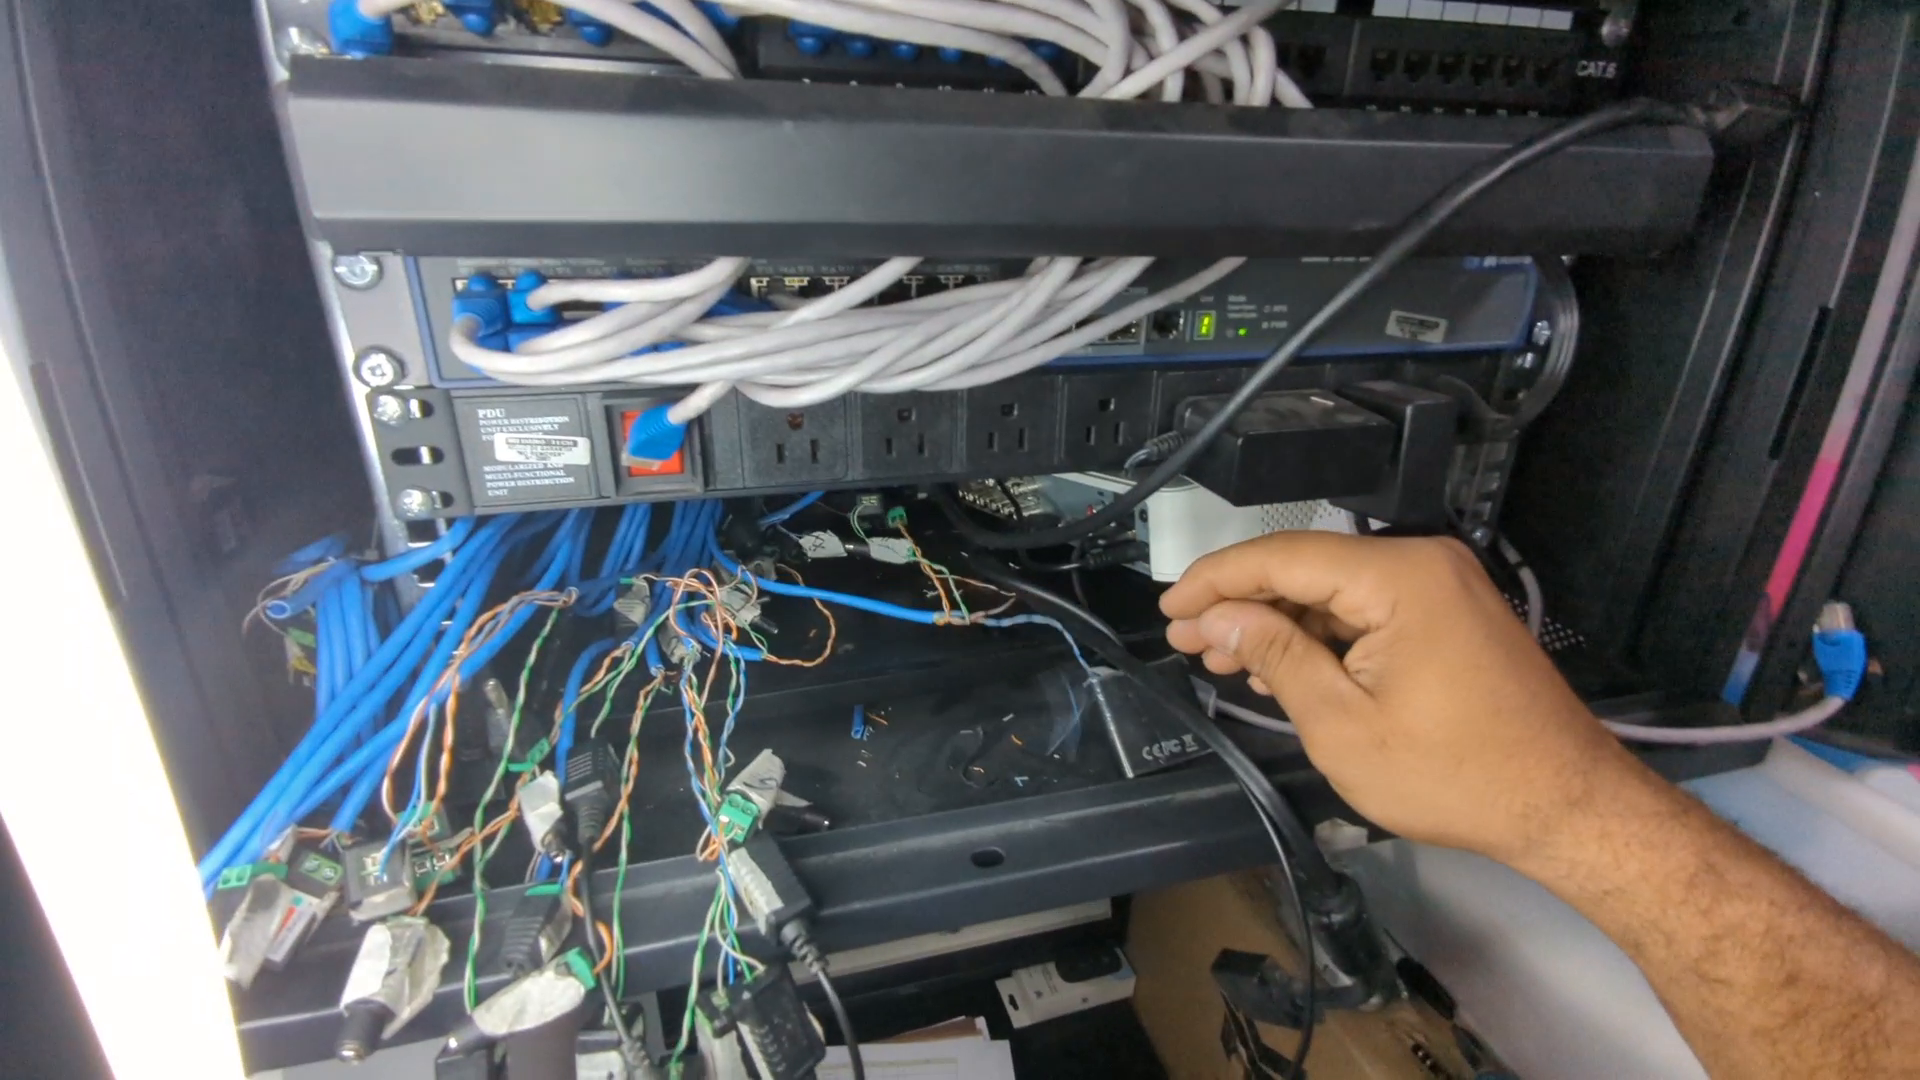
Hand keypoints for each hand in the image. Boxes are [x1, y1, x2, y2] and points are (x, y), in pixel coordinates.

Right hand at [1161, 532, 1651, 865]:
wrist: (1572, 813)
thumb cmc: (1453, 775)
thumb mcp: (1342, 723)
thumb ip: (1275, 655)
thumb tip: (1217, 618)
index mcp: (1397, 576)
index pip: (1280, 558)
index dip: (1214, 581)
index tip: (1168, 609)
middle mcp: (1416, 563)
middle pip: (1300, 570)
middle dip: (1237, 606)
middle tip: (1184, 640)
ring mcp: (1432, 587)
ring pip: (1324, 592)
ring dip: (1270, 624)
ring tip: (1219, 659)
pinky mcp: (1439, 615)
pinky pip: (1357, 612)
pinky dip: (1311, 638)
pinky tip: (1273, 668)